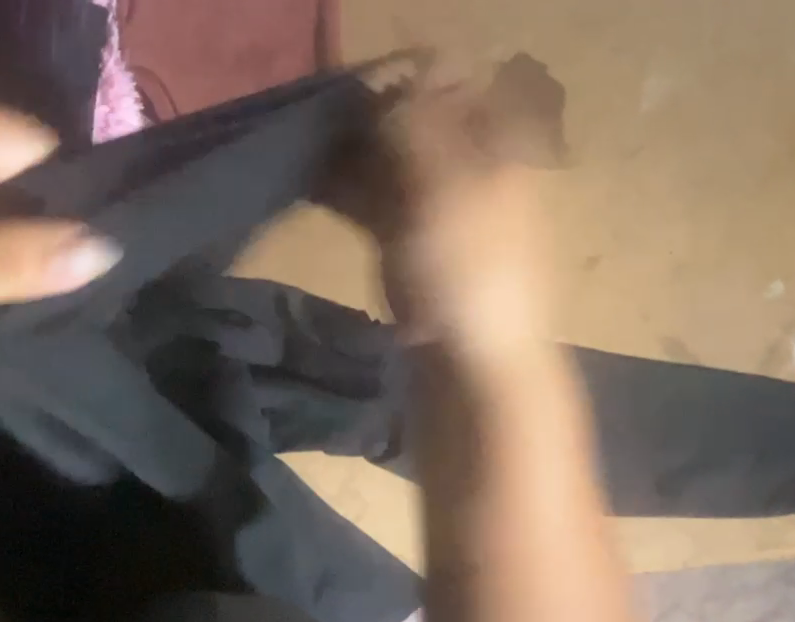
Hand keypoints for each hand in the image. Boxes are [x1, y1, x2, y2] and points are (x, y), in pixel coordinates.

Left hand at [0, 97, 121, 358]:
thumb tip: (104, 250)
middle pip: (11, 172)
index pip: (28, 144)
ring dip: (18, 245)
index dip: (67, 193)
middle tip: (77, 281)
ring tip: (52, 291)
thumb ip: (8, 258)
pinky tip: (8, 291)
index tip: (94, 252)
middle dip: (44, 223)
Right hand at [325, 65, 557, 361]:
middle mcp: (468, 168)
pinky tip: (308, 185)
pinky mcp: (407, 247)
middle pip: (414, 123)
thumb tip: (388, 81)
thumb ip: (416, 129)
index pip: (450, 83)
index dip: (399, 80)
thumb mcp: (447, 190)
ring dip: (346, 155)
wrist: (471, 367)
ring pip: (387, 164)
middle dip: (362, 120)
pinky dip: (345, 192)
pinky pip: (373, 204)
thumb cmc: (468, 276)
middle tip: (312, 122)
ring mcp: (436, 209)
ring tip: (298, 151)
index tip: (349, 90)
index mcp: (496, 145)